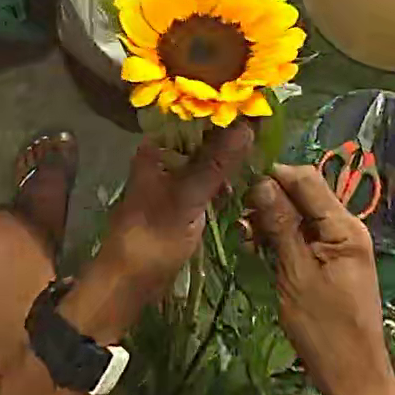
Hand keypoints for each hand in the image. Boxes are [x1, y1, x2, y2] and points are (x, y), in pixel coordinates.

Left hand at [69, 124, 252, 341]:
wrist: (129, 281)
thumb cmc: (153, 234)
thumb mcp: (188, 195)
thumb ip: (217, 162)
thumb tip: (247, 127)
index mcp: (156, 147)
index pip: (192, 118)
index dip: (222, 114)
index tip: (255, 113)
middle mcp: (163, 157)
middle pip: (202, 139)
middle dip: (230, 139)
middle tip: (264, 138)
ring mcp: (173, 180)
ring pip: (207, 161)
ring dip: (229, 163)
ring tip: (258, 161)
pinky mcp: (182, 201)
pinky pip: (207, 183)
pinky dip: (222, 184)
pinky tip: (241, 187)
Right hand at [246, 164, 394, 394]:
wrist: (353, 378)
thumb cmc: (325, 329)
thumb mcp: (296, 274)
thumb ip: (280, 225)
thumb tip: (261, 182)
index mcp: (343, 227)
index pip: (306, 180)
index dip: (273, 176)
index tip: (240, 186)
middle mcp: (345, 227)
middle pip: (302, 194)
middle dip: (269, 199)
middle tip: (240, 218)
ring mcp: (338, 243)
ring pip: (298, 214)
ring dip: (270, 219)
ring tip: (246, 238)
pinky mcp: (330, 259)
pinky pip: (302, 234)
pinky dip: (279, 236)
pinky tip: (258, 248)